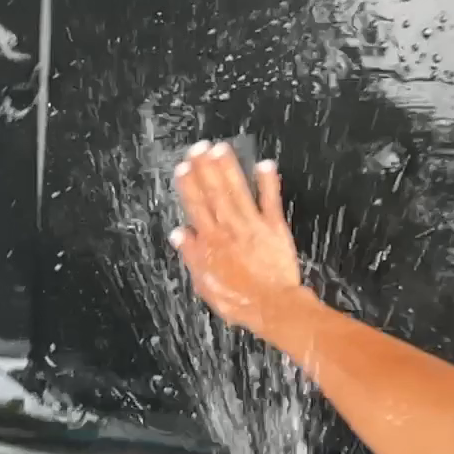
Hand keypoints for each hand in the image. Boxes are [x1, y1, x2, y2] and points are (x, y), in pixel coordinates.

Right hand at [170, 141, 315, 336]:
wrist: (273, 307)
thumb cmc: (239, 300)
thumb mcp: (205, 284)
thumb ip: (192, 256)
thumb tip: (179, 234)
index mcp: (211, 241)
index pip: (196, 207)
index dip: (189, 185)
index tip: (183, 166)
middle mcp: (229, 228)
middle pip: (214, 192)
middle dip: (205, 168)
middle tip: (199, 147)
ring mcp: (252, 225)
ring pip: (237, 191)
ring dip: (229, 168)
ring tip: (221, 147)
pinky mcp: (274, 227)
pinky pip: (270, 200)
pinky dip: (267, 182)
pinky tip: (264, 164)